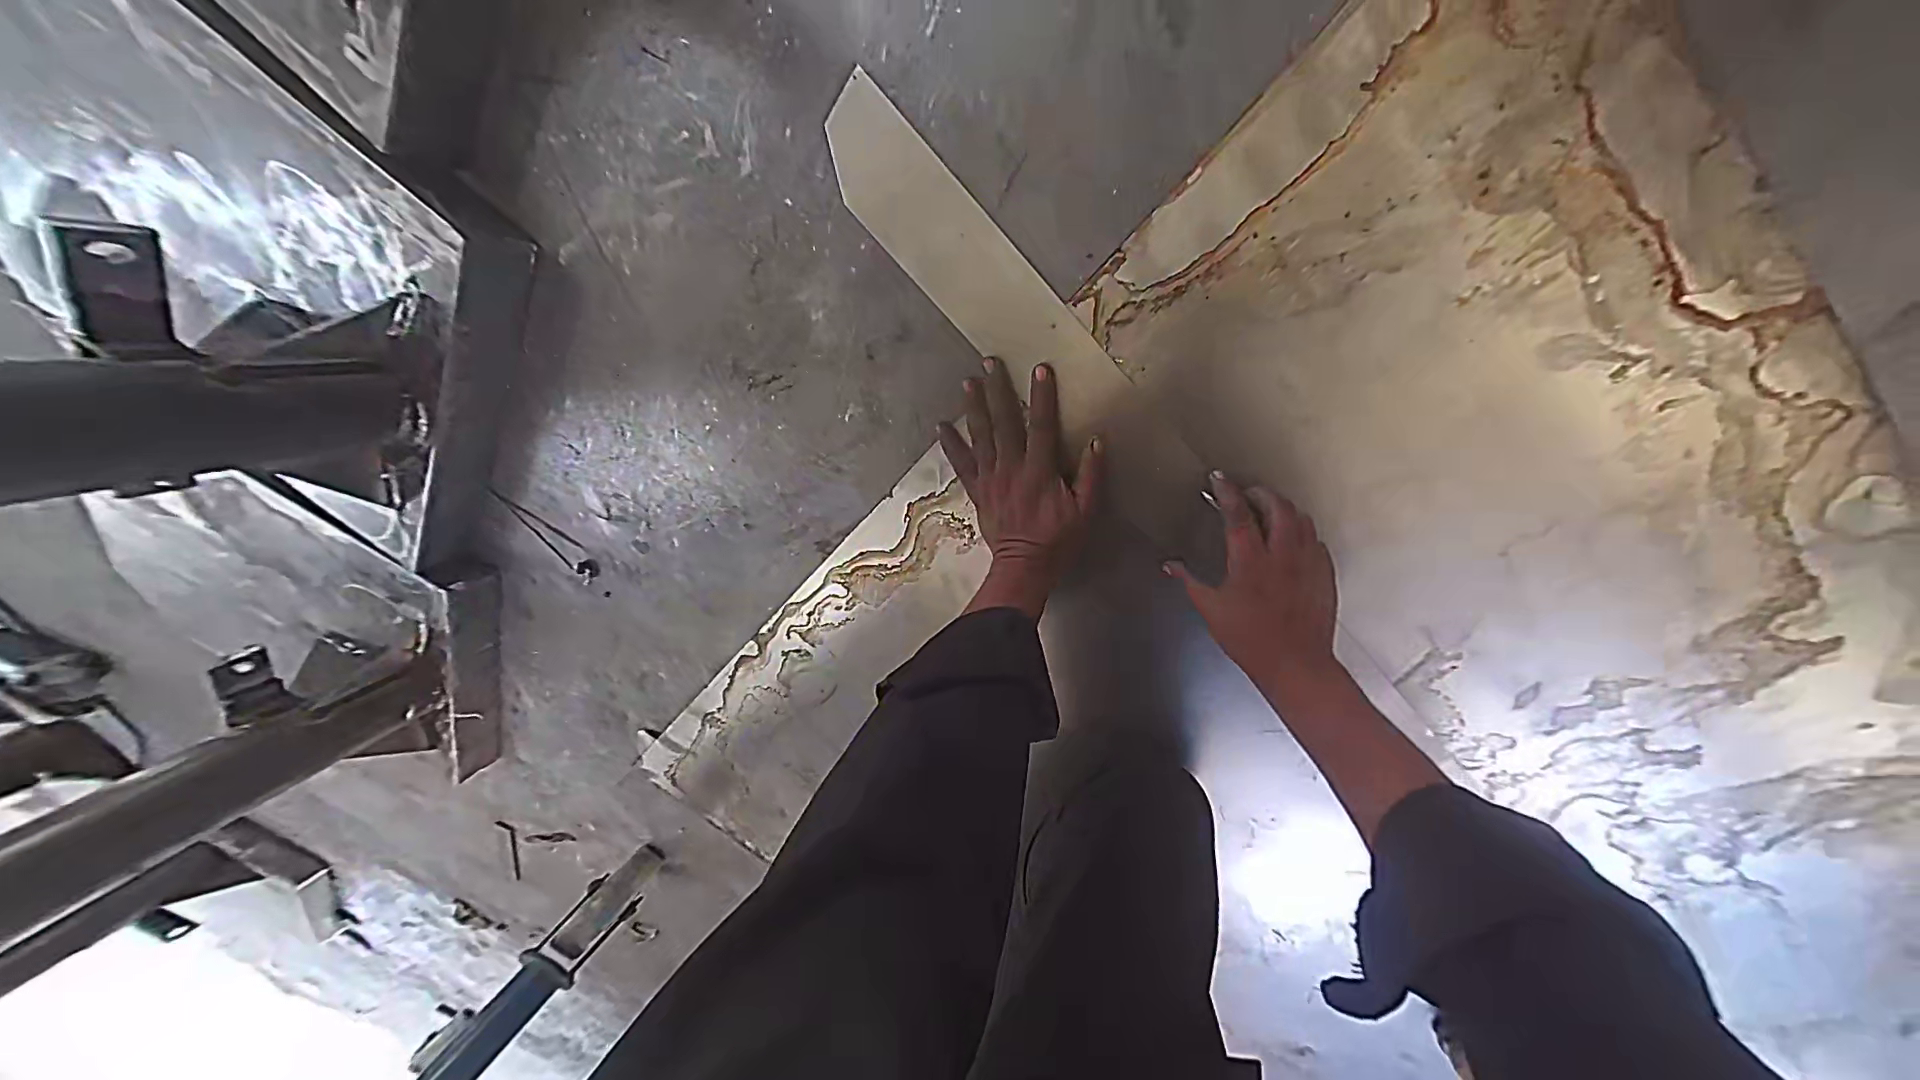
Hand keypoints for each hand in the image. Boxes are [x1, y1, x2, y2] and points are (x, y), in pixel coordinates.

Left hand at [938, 357, 1102, 617]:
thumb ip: (1090, 476)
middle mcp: (1011, 469)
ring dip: (973, 408)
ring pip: (980, 437)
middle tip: (990, 363)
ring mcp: (991, 479)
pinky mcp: (977, 491)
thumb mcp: (1085, 511)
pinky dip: (951, 445)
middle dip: (998, 390)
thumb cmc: (1058, 541)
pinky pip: (962, 465)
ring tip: (968, 383)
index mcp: (1039, 472)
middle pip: (1004, 422)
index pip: (1042, 426)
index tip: (1041, 370)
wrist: (1023, 567)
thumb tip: (1096, 442)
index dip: (1043, 397)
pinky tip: (941, 427)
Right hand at [1166, 472, 1338, 691]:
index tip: (1219, 480)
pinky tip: (1292, 539)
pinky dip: (1302, 531)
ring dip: (1283, 508)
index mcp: (1250, 561)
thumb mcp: (1211, 609)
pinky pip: (1316, 540)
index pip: (1237, 513)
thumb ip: (1190, 582)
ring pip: (1301, 518)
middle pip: (1276, 506)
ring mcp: (1308, 563)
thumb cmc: (1251, 640)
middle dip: (1260, 493)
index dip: (1226, 491)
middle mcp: (1282, 555)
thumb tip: (1172, 567)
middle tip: (1246, 492)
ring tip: (1269, 509)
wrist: (1295, 664)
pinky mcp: (1324, 573)